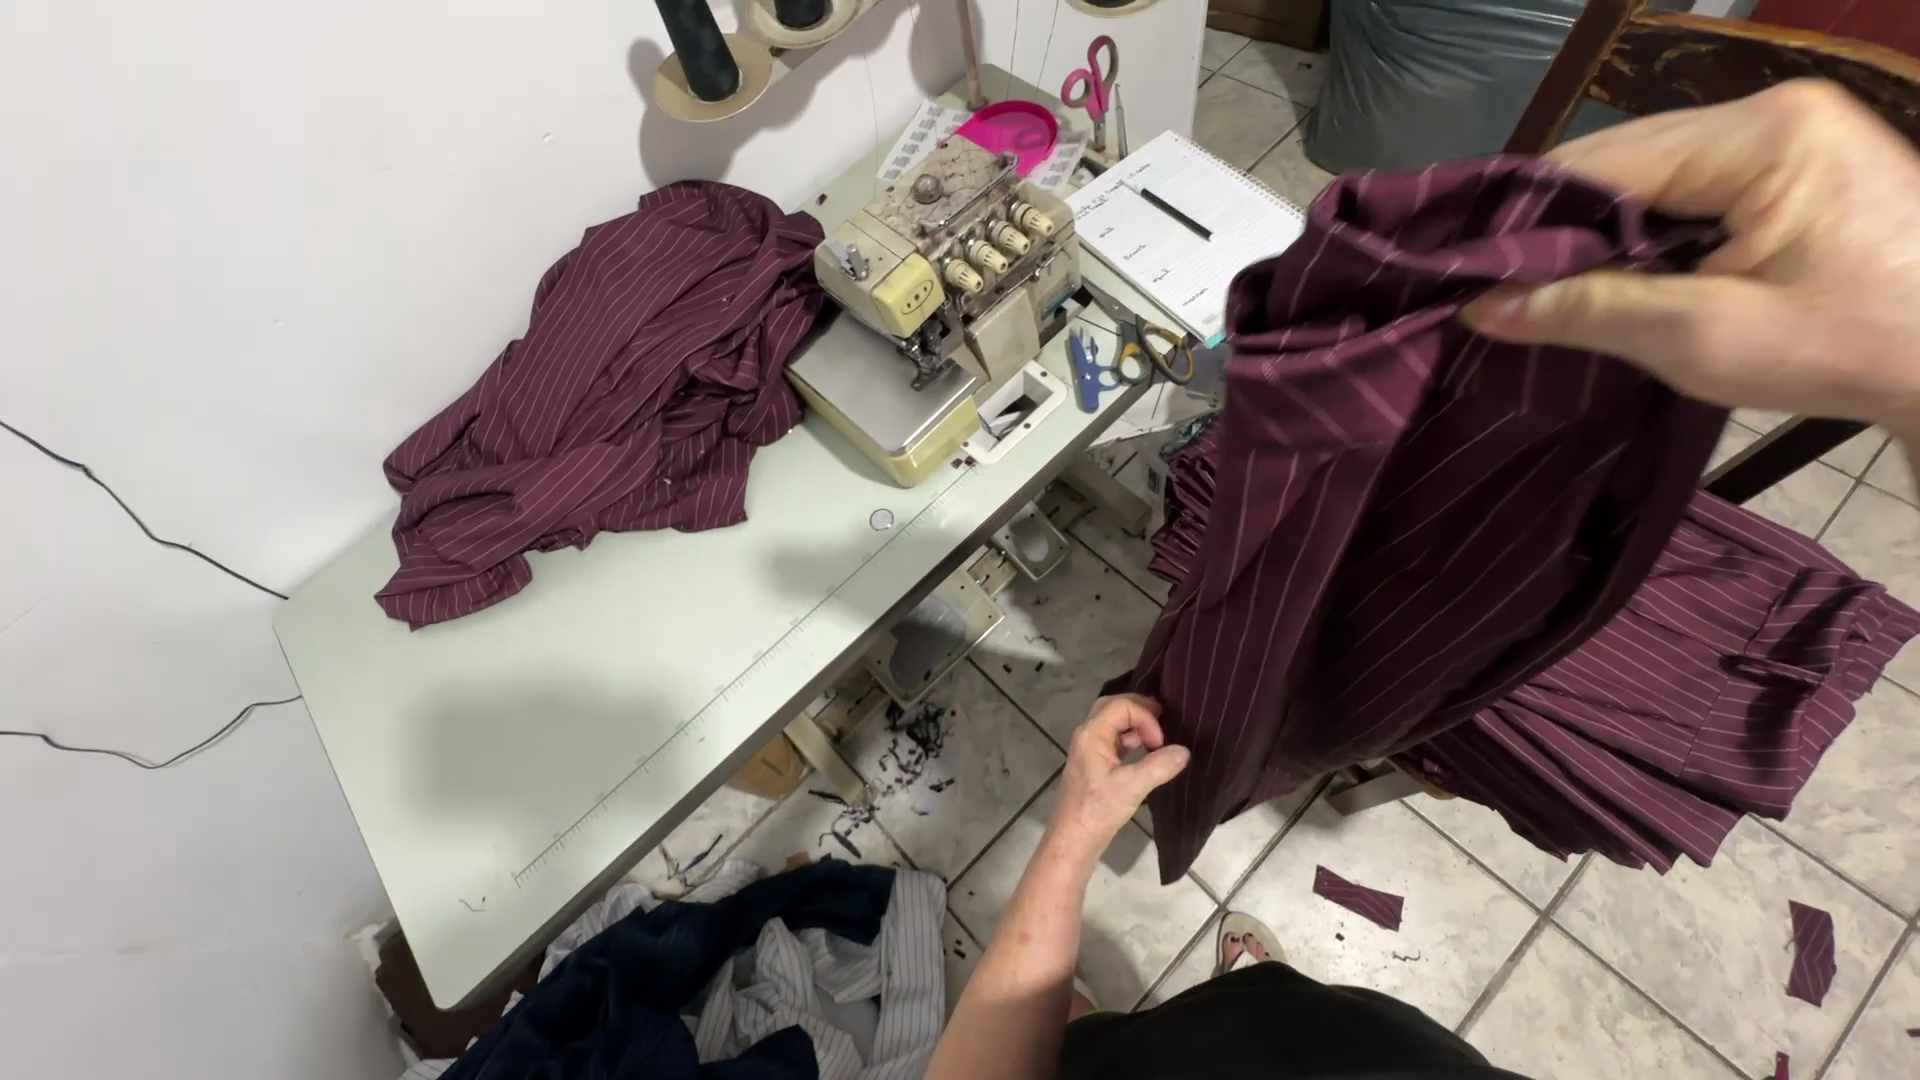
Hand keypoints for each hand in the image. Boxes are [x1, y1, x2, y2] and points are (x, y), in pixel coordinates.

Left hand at [1045, 694, 1189, 861]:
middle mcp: (1087, 734)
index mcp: (1092, 733)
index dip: (1145, 717)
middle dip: (1140, 710)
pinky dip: (1130, 739)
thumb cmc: (1099, 810)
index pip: (1121, 705)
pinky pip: (1113, 739)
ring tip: (1158, 737)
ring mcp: (1089, 748)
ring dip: (1135, 724)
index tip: (1160, 742)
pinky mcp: (1093, 762)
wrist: (1074, 838)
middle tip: (1164, 720)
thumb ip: (1159, 766)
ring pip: (1112, 722)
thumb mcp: (1132, 787)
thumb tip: (1185, 751)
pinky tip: (1146, 752)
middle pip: (1113, 707)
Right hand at [1461, 80, 1919, 438]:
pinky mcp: (1774, 167)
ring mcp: (1772, 137)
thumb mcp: (1696, 335)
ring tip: (1523, 288)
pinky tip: (1585, 275)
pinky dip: (1615, 236)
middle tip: (1483, 288)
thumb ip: (1581, 310)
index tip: (1463, 274)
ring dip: (1575, 236)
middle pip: (1609, 162)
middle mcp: (1764, 115)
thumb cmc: (1846, 345)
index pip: (1597, 163)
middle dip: (1544, 229)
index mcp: (1759, 137)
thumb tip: (1476, 306)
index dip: (1520, 219)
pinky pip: (1662, 193)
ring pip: (1628, 178)